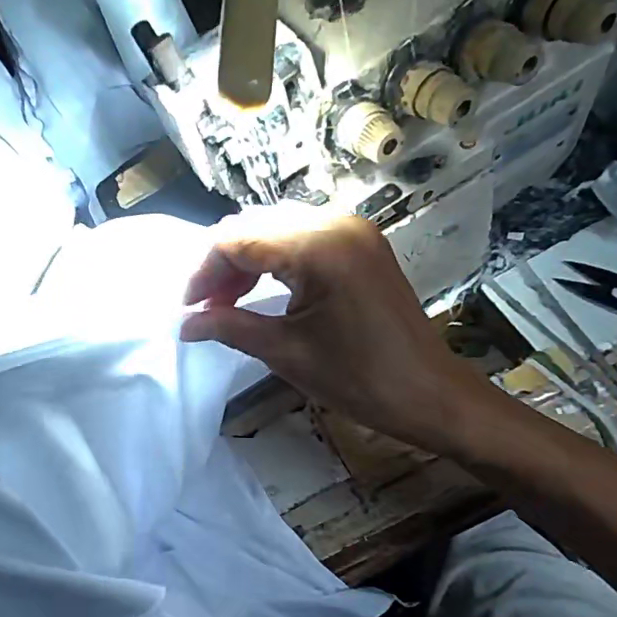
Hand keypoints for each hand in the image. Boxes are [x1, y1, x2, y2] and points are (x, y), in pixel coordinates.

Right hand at [180, 212, 497, 447]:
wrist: (431, 394)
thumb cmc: (360, 379)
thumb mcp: (286, 352)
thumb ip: (229, 327)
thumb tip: (185, 324)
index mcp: (318, 247)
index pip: (237, 240)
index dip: (203, 272)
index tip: (189, 308)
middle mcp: (336, 222)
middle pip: (254, 226)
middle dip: (222, 264)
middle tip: (206, 308)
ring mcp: (353, 229)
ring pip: (276, 227)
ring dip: (246, 260)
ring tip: (229, 302)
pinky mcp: (361, 242)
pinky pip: (302, 236)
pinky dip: (274, 258)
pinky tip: (263, 288)